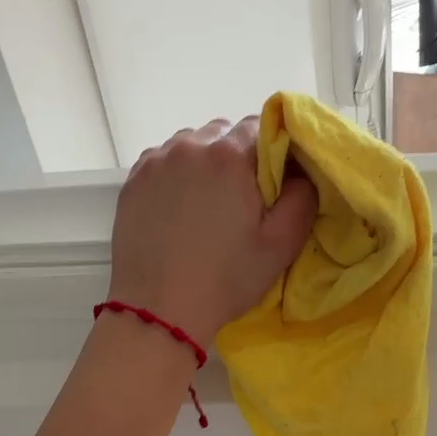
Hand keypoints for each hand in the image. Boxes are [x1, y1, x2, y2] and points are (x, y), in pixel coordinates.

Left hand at [106, 116, 317, 345]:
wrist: (159, 310)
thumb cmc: (225, 279)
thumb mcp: (280, 246)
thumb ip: (303, 199)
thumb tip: (304, 173)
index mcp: (230, 155)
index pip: (264, 125)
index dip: (275, 150)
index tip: (276, 184)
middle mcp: (190, 146)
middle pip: (225, 132)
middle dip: (239, 156)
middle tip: (243, 200)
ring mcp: (156, 161)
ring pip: (192, 144)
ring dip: (206, 163)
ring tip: (209, 205)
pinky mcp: (133, 180)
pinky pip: (164, 161)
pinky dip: (178, 175)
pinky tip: (182, 209)